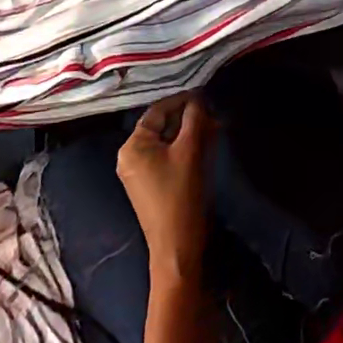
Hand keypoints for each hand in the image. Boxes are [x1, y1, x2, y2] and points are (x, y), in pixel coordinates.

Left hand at [116, 93, 212, 281]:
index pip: (157, 111)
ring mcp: (137, 171)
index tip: (204, 94)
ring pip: (166, 142)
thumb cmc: (180, 196)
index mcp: (132, 145)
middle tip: (213, 114)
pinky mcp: (148, 184)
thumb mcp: (190, 152)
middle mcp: (129, 155)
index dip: (181, 100)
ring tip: (214, 128)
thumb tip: (198, 99)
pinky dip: (183, 149)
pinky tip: (204, 146)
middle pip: (161, 126)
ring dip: (189, 134)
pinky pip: (165, 157)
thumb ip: (194, 120)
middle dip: (188, 119)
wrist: (176, 248)